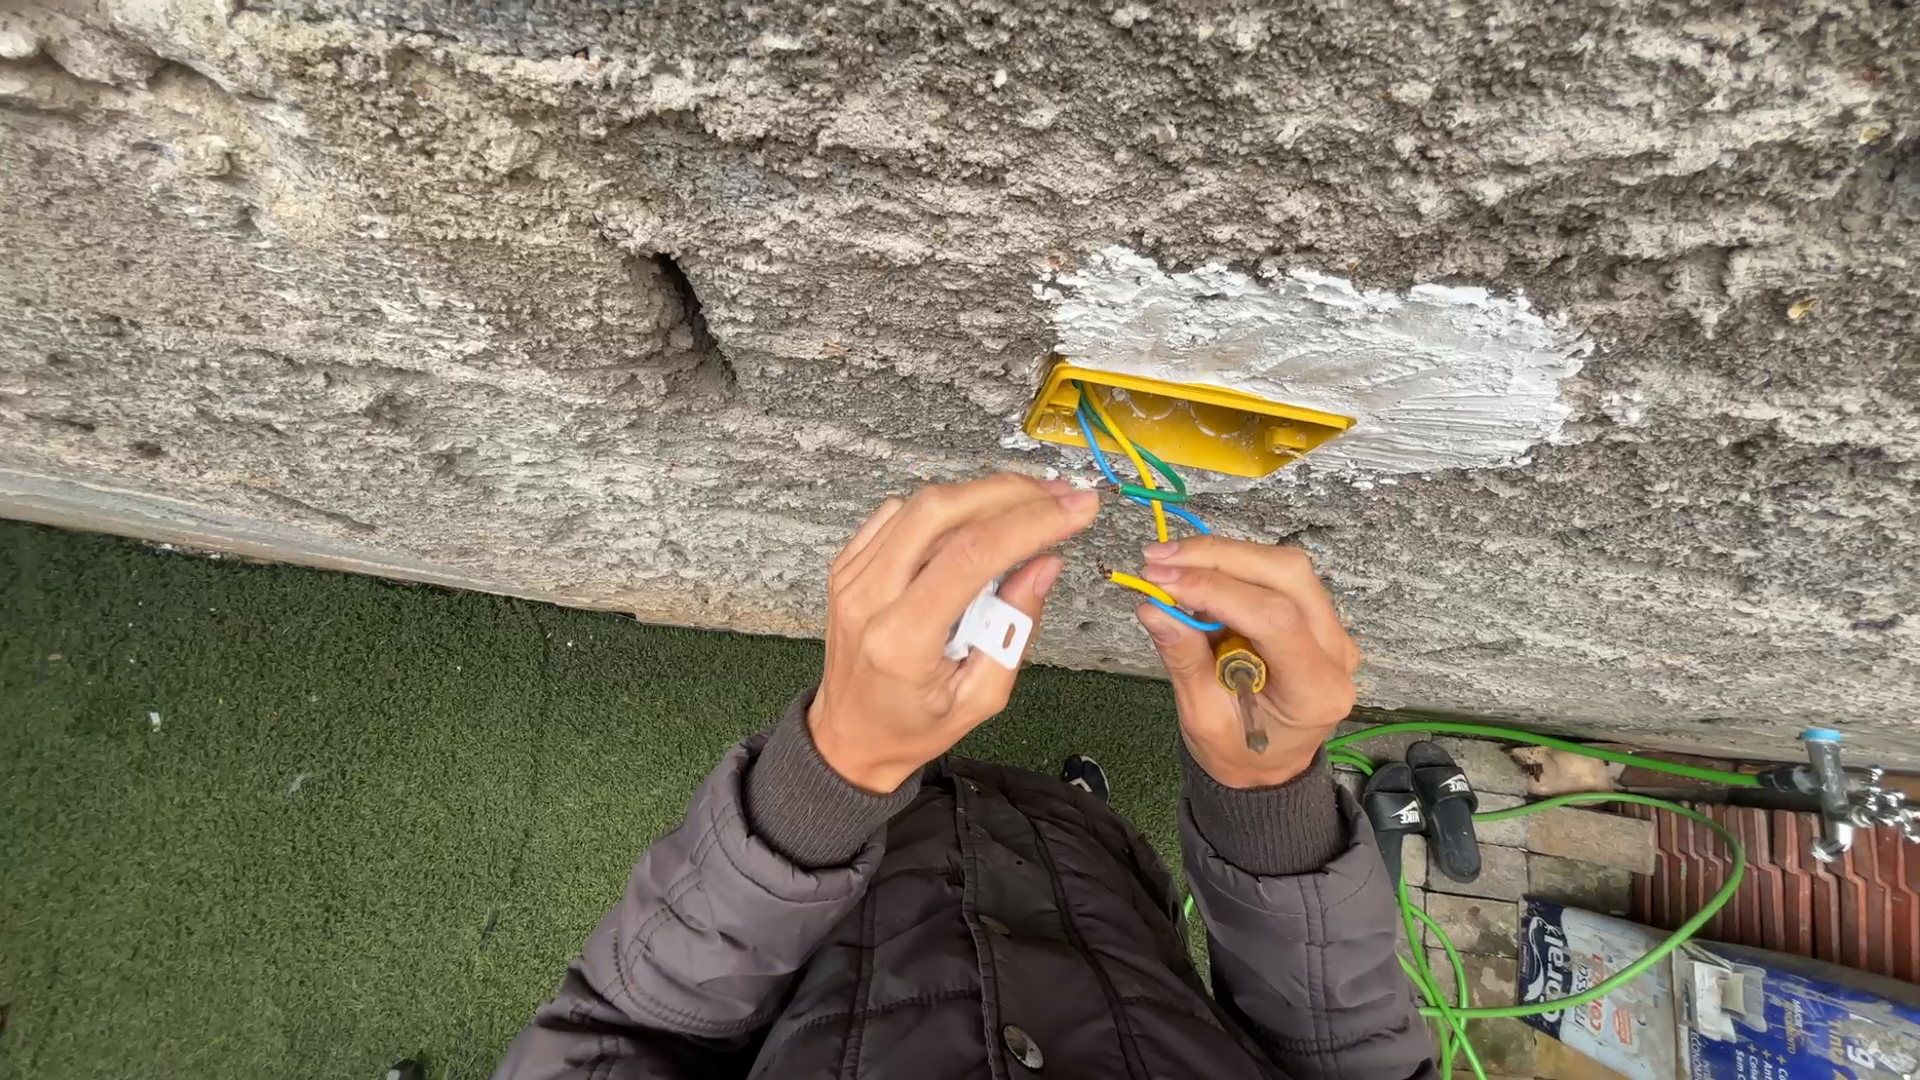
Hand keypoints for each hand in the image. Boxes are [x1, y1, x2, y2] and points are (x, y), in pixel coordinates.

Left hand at [809, 474, 1100, 792]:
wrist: (849, 736)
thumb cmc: (913, 726)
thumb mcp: (980, 697)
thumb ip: (1016, 628)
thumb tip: (1045, 562)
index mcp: (900, 642)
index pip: (969, 557)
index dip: (1029, 523)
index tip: (1077, 509)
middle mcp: (867, 599)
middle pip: (940, 512)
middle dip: (1010, 492)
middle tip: (1061, 496)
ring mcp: (851, 577)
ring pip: (920, 505)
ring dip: (983, 494)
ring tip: (1032, 502)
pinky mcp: (848, 565)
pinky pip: (898, 514)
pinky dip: (946, 507)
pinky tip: (978, 517)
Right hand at [1134, 537, 1360, 788]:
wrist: (1266, 767)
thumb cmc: (1236, 752)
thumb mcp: (1202, 717)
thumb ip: (1184, 659)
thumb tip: (1152, 606)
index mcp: (1316, 690)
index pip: (1273, 617)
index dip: (1213, 589)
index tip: (1158, 580)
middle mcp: (1336, 652)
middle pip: (1287, 575)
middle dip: (1217, 556)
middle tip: (1156, 559)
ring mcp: (1332, 630)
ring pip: (1283, 565)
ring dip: (1221, 554)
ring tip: (1166, 561)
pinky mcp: (1314, 616)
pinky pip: (1275, 574)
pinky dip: (1229, 564)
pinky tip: (1191, 570)